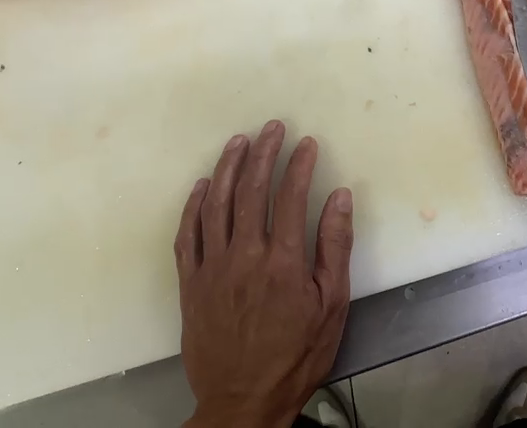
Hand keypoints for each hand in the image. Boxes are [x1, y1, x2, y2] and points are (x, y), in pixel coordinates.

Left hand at [176, 121, 354, 427]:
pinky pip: (187, 237)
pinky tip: (203, 186)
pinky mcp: (190, 285)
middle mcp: (244, 258)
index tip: (307, 143)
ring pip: (216, 206)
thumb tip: (339, 197)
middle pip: (251, 192)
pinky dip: (194, 207)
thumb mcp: (332, 305)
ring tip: (238, 142)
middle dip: (263, 153)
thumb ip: (335, 247)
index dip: (299, 165)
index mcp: (283, 262)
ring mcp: (212, 270)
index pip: (290, 197)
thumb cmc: (297, 354)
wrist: (242, 402)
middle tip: (272, 127)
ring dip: (228, 168)